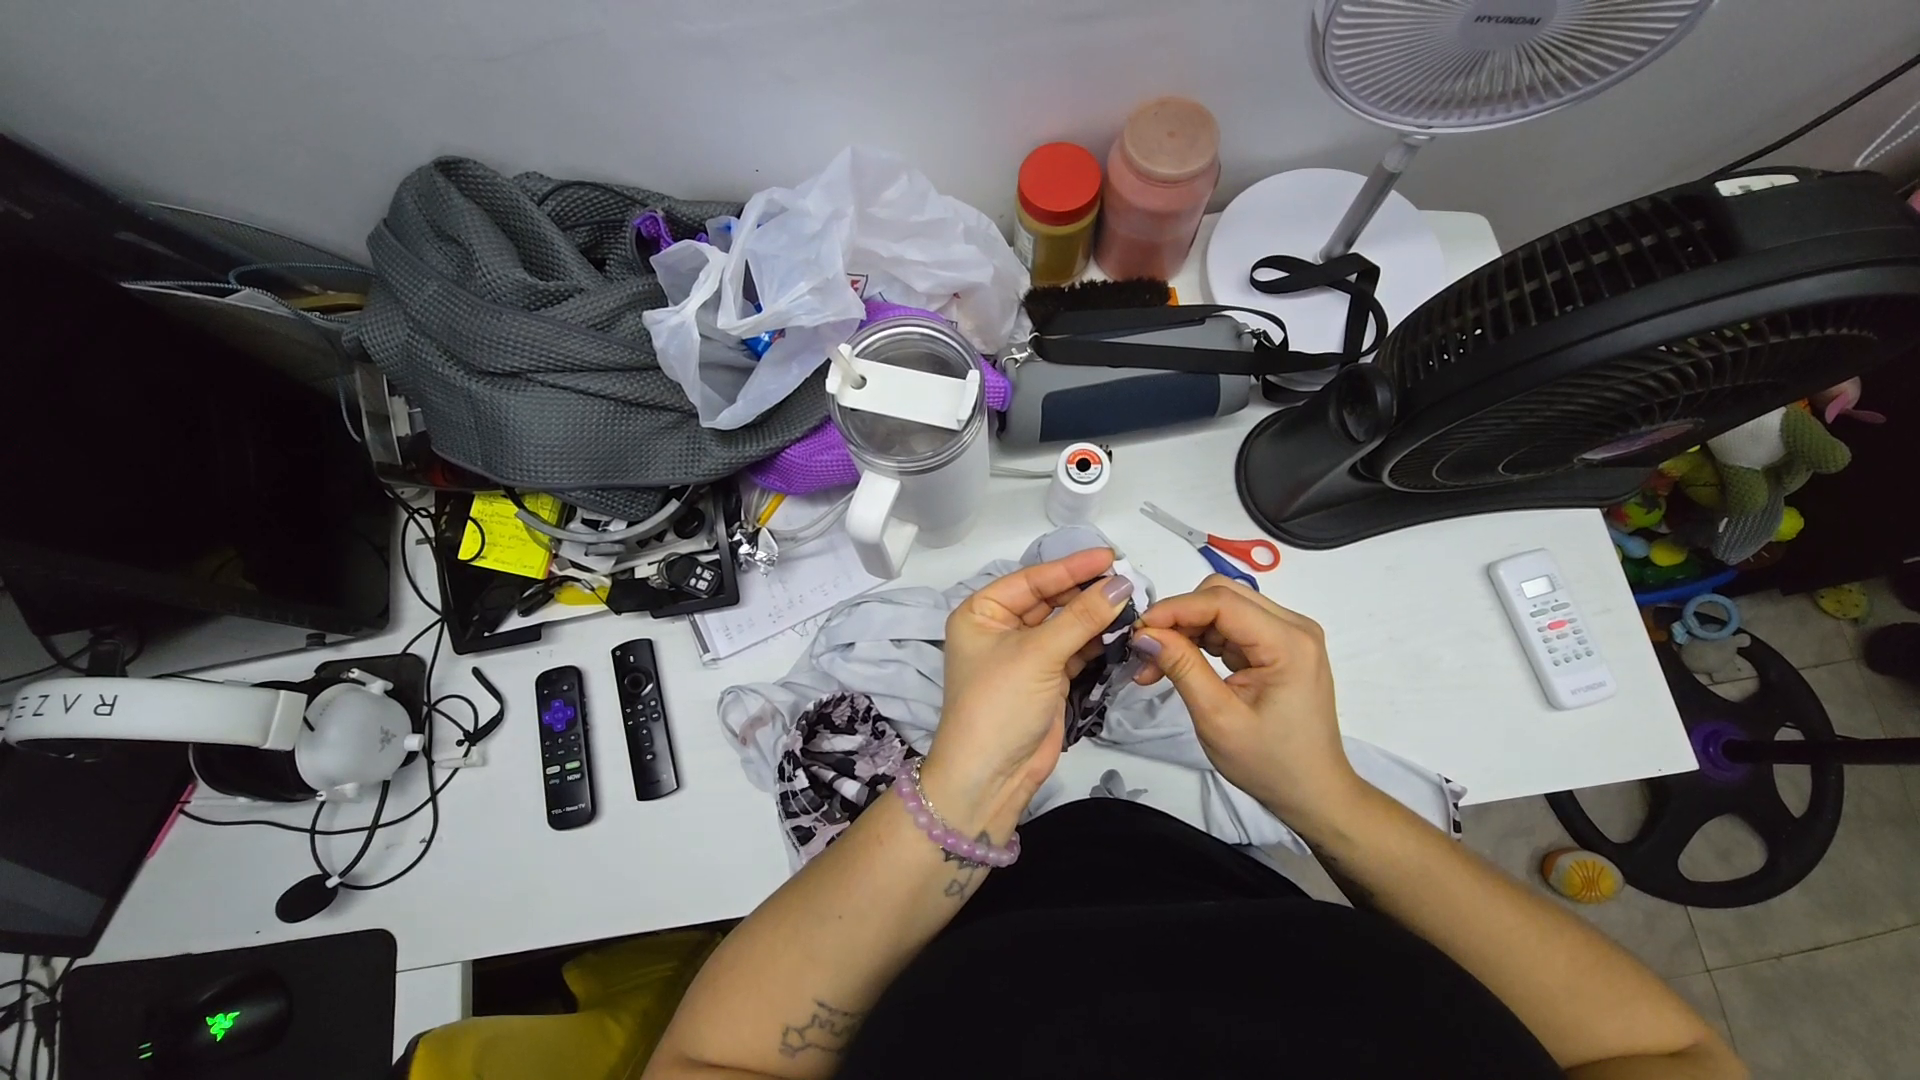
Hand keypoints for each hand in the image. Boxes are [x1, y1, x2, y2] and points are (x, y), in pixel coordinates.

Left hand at [921, 548, 1133, 834]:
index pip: (1032, 580)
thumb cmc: (999, 704)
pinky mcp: (1046, 679)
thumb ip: (1082, 618)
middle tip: (1128, 581)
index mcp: (982, 612)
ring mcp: (1025, 655)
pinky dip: (1097, 642)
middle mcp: (1001, 628)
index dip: (1071, 567)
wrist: (991, 776)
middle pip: (1051, 600)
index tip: (1109, 556)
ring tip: (1133, 604)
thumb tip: (1122, 585)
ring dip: (1096, 617)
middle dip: (1087, 592)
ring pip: (1066, 625)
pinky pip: (1075, 650)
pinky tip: (1123, 632)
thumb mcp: (1038, 655)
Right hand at [1131, 576, 1362, 824]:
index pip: (1222, 601)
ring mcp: (1288, 635)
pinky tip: (1180, 663)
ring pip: (1224, 607)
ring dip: (1187, 629)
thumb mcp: (1217, 718)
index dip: (1174, 609)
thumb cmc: (1269, 762)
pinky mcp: (1278, 646)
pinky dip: (1202, 640)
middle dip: (1179, 617)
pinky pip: (1231, 626)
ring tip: (1157, 665)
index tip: (1137, 631)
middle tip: (1146, 650)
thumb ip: (1182, 667)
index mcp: (1288, 642)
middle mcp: (1294, 627)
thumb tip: (1143, 633)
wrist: (1312, 792)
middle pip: (1223, 595)